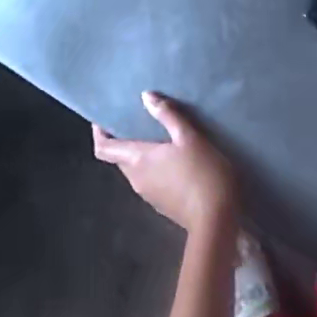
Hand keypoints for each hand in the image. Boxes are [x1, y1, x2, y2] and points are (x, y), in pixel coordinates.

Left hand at [92, 92, 236, 232]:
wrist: (218, 220)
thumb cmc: (202, 173)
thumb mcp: (189, 137)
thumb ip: (168, 115)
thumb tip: (146, 96)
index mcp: (137, 159)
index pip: (103, 148)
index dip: (99, 132)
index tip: (104, 117)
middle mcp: (136, 178)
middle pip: (120, 156)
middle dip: (124, 138)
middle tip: (138, 117)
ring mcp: (148, 194)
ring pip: (135, 168)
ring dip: (140, 152)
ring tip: (158, 133)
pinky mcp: (162, 204)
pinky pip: (149, 179)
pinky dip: (152, 165)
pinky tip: (172, 157)